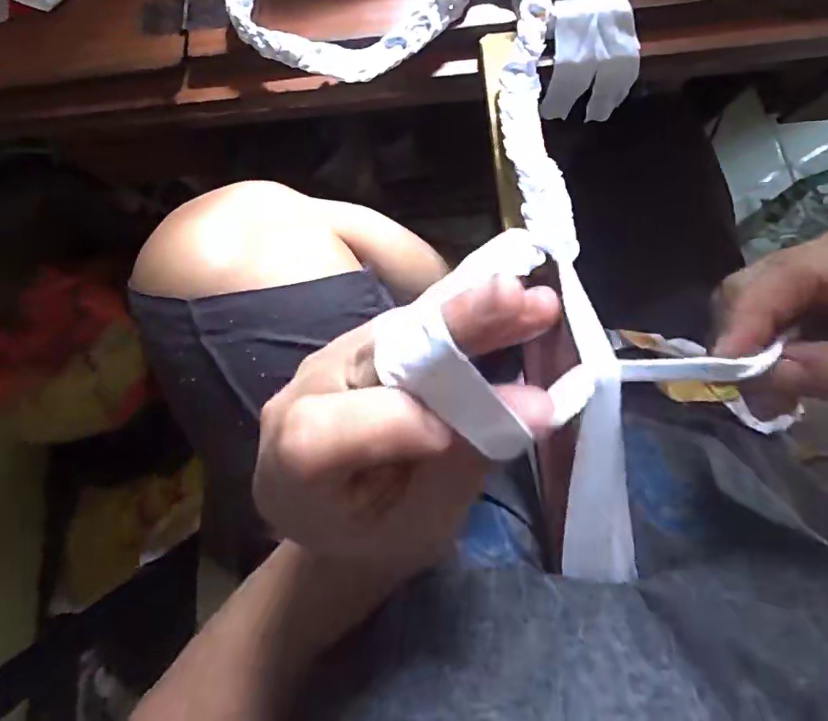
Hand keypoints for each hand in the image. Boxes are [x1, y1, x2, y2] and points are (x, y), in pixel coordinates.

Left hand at [254, 275, 559, 571]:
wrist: (343, 512)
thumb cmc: (377, 535)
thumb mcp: (416, 525)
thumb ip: (462, 464)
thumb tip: (536, 406)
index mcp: (292, 462)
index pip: (331, 431)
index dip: (398, 422)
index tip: (458, 432)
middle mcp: (308, 390)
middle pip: (376, 355)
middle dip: (449, 327)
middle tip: (514, 299)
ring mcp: (338, 354)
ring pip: (403, 326)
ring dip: (469, 310)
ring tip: (530, 299)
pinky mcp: (369, 337)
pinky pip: (415, 319)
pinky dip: (464, 308)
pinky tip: (507, 292)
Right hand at [714, 231, 827, 482]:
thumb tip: (760, 373)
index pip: (800, 271)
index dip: (752, 312)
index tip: (723, 364)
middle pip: (769, 276)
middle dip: (743, 329)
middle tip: (739, 390)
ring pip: (761, 294)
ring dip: (748, 345)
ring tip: (761, 400)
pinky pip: (774, 316)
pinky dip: (762, 352)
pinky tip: (775, 388)